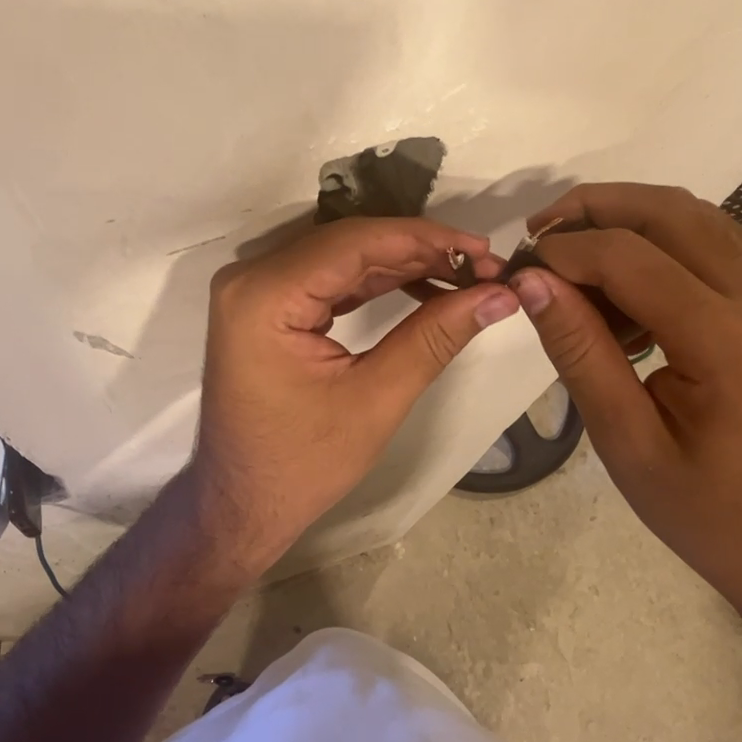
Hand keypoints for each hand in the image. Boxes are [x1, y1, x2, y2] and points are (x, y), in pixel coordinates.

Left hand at [193, 217, 517, 569]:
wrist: (242, 502)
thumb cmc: (302, 464)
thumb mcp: (375, 399)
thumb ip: (435, 337)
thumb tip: (499, 295)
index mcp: (264, 296)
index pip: (354, 242)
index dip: (424, 239)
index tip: (485, 247)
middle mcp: (251, 277)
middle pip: (347, 243)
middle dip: (418, 250)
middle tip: (484, 264)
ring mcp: (254, 289)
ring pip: (340, 256)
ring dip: (402, 263)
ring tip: (464, 275)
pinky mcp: (265, 303)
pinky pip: (326, 277)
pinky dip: (374, 280)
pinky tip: (422, 286)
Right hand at [508, 184, 741, 638]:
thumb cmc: (714, 520)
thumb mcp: (628, 443)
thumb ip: (579, 351)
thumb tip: (530, 280)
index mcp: (732, 342)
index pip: (630, 258)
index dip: (564, 250)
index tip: (518, 264)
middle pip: (675, 214)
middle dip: (598, 207)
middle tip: (539, 229)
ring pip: (704, 222)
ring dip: (634, 219)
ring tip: (575, 251)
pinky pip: (724, 252)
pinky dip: (668, 247)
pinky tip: (628, 288)